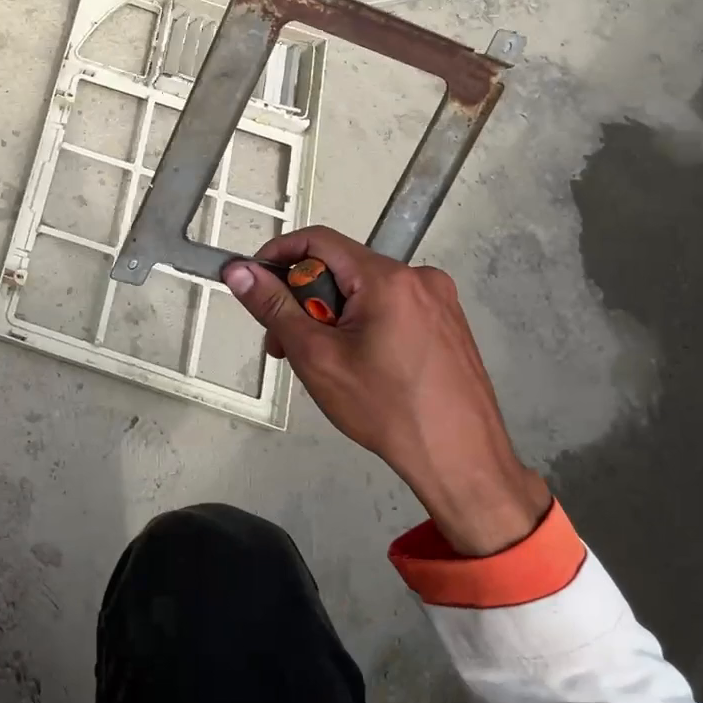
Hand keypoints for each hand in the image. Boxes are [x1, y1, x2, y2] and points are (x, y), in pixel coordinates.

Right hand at [222, 227, 549, 556]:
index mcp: (388, 279)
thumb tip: (240, 272)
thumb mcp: (315, 356)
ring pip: (361, 291)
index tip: (256, 284)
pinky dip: (360, 326)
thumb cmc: (390, 411)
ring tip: (320, 362)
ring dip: (329, 317)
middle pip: (339, 268)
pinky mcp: (446, 323)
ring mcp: (438, 301)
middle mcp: (419, 279)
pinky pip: (387, 308)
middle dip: (302, 300)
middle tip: (284, 343)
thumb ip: (273, 307)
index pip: (317, 240)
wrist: (462, 462)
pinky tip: (356, 365)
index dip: (277, 256)